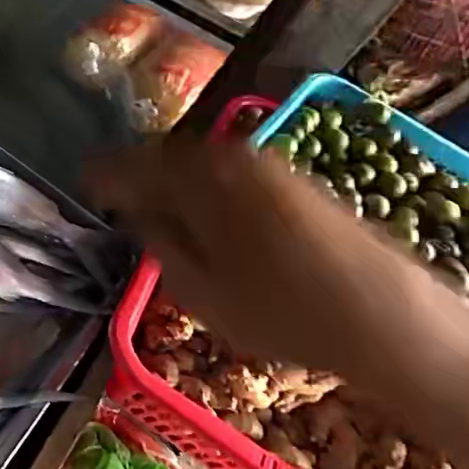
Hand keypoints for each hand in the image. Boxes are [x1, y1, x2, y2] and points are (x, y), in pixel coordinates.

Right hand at [85, 139, 468, 419]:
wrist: (385, 312)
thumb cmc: (283, 313)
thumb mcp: (203, 293)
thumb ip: (161, 244)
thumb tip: (138, 214)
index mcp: (198, 178)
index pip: (134, 165)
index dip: (104, 175)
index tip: (83, 184)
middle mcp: (231, 155)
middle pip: (168, 155)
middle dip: (140, 174)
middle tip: (117, 197)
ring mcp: (267, 162)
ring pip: (202, 162)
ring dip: (175, 179)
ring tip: (159, 206)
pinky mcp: (294, 178)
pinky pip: (233, 170)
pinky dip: (209, 185)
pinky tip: (210, 212)